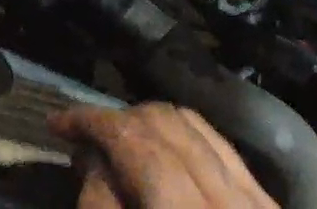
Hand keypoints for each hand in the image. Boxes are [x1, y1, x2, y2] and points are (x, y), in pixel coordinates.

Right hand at [50, 104, 274, 207]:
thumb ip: (100, 199)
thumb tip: (93, 155)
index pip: (130, 136)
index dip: (85, 119)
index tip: (55, 124)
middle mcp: (230, 202)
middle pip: (165, 122)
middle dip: (116, 117)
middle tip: (86, 134)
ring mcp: (261, 206)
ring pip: (198, 128)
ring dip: (150, 123)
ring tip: (123, 139)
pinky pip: (225, 153)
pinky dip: (184, 140)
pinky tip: (163, 158)